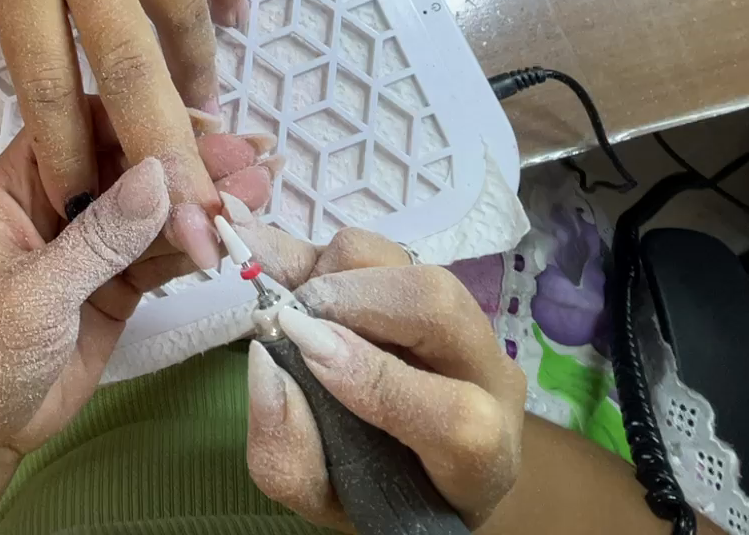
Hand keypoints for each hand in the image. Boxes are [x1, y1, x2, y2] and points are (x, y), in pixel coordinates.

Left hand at [0, 104, 277, 460]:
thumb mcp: (36, 292)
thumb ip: (99, 237)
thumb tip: (159, 173)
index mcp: (20, 186)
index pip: (80, 128)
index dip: (135, 117)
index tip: (194, 122)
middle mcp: (58, 202)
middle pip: (127, 165)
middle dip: (185, 160)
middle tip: (248, 155)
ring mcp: (92, 244)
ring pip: (152, 210)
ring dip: (202, 201)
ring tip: (260, 187)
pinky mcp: (116, 282)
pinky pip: (160, 254)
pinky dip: (196, 245)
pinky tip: (236, 232)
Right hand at [237, 225, 528, 529]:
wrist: (404, 459)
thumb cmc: (367, 487)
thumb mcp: (321, 500)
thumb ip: (286, 453)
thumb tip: (263, 363)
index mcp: (479, 458)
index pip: (456, 417)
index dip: (374, 376)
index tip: (301, 348)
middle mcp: (485, 376)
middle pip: (439, 304)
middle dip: (351, 297)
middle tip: (289, 314)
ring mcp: (465, 321)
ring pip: (409, 263)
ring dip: (336, 271)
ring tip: (295, 304)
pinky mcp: (424, 281)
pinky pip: (378, 249)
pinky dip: (322, 254)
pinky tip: (286, 273)